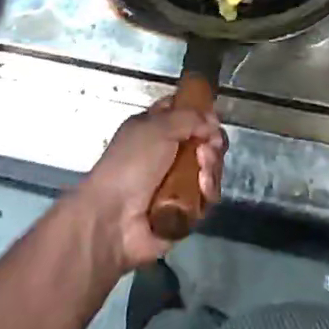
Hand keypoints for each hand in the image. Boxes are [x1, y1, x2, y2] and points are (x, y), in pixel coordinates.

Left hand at [69, 97, 226, 271]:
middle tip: (207, 149)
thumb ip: (187, 117)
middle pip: (202, 141)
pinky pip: (207, 196)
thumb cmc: (131, 163)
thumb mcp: (156, 127)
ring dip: (211, 167)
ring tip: (202, 172)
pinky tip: (202, 190)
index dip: (200, 113)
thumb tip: (212, 120)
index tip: (212, 118)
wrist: (116, 216)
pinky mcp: (186, 209)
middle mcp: (167, 152)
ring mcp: (177, 181)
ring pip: (209, 168)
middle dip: (211, 143)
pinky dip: (208, 191)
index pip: (182, 112)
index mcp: (153, 127)